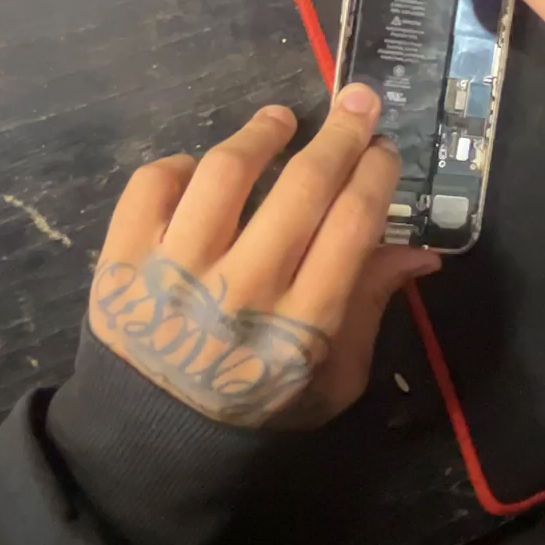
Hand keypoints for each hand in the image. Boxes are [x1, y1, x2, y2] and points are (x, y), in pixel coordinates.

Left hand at [87, 84, 440, 428]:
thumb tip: (422, 250)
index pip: (352, 223)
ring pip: (225, 170)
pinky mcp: (121, 259)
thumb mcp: (334, 377)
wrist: (151, 442)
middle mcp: (241, 290)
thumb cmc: (259, 405)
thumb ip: (372, 306)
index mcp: (301, 326)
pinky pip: (153, 183)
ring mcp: (174, 271)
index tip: (382, 147)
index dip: (375, 172)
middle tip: (356, 102)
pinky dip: (182, 164)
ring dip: (262, 132)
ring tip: (280, 120)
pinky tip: (204, 170)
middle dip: (341, 133)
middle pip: (302, 186)